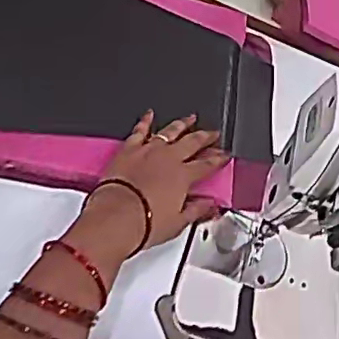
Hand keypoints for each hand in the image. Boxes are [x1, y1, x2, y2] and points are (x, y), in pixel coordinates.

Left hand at [72, 112, 228, 266]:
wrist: (114, 218)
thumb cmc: (143, 223)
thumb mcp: (178, 222)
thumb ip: (197, 210)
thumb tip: (208, 205)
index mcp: (184, 176)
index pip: (207, 164)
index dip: (218, 158)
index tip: (224, 155)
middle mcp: (169, 158)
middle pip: (193, 141)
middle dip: (206, 136)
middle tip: (213, 133)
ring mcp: (149, 151)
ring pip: (170, 131)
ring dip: (182, 123)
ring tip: (190, 118)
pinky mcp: (129, 149)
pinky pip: (140, 130)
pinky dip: (146, 120)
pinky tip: (149, 114)